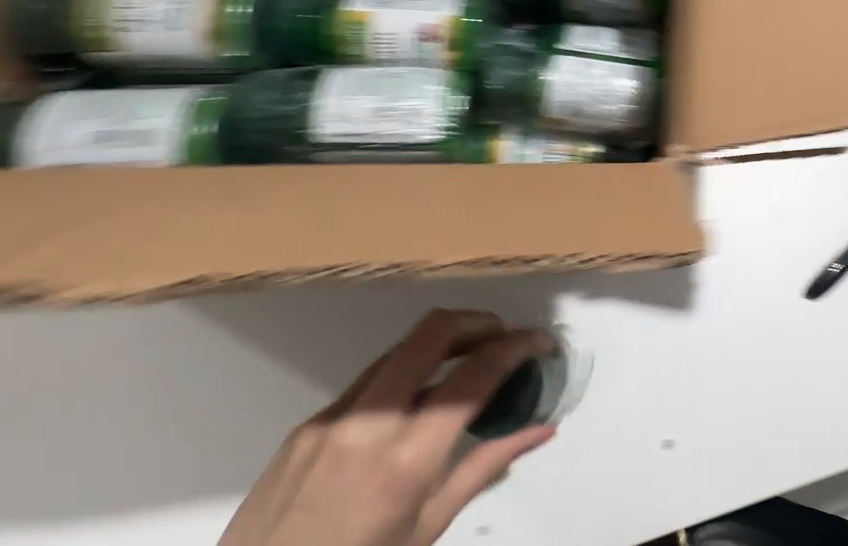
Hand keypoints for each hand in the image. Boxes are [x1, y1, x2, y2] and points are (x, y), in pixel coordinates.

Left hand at [220, 309, 557, 545]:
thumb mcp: (427, 529)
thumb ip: (484, 468)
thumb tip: (542, 429)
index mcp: (408, 460)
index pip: (476, 374)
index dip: (518, 346)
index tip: (541, 342)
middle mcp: (369, 424)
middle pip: (433, 332)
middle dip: (480, 322)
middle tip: (505, 336)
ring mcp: (331, 419)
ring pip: (400, 349)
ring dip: (442, 342)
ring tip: (468, 361)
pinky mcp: (306, 425)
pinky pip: (367, 382)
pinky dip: (404, 376)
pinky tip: (412, 406)